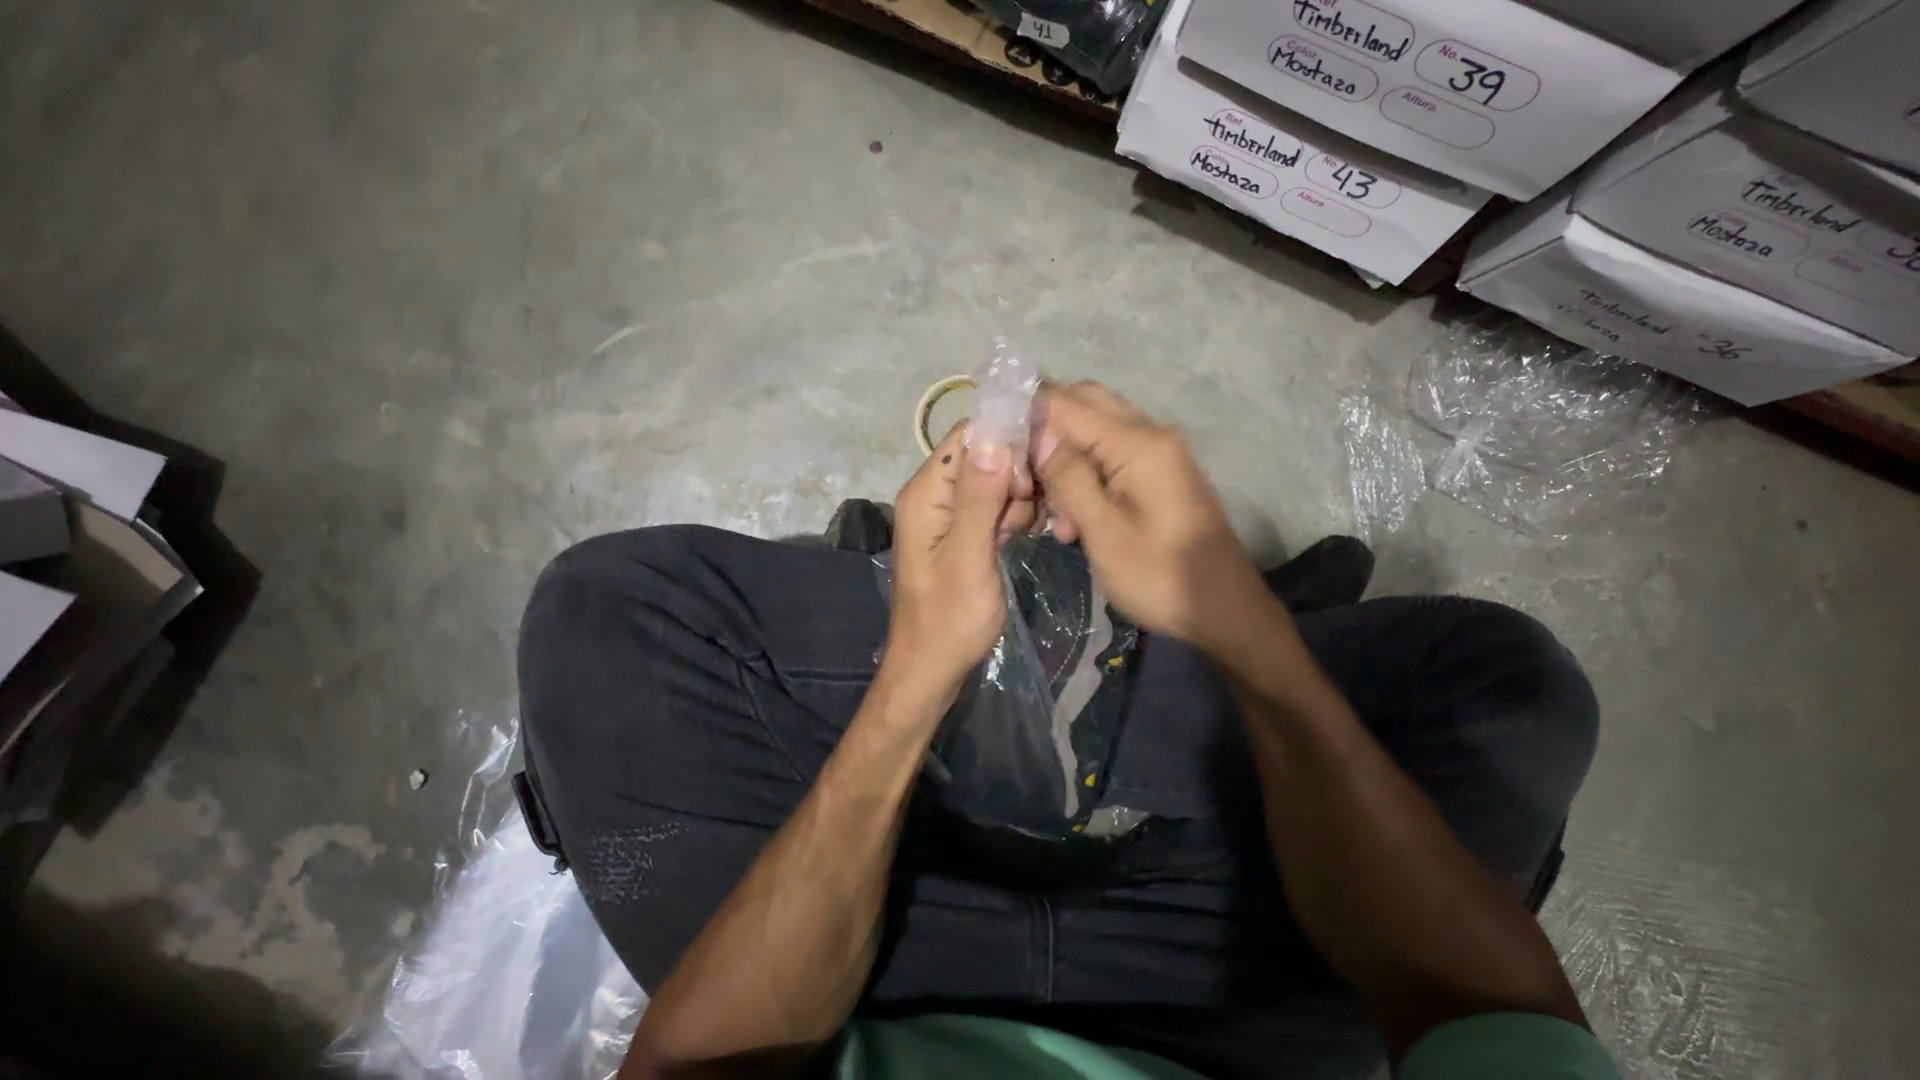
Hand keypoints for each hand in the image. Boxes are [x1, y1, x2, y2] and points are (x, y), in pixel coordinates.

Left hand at [886, 423, 1020, 696]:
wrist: (933, 668)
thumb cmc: (949, 619)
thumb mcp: (968, 559)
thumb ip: (979, 500)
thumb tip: (995, 440)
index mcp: (926, 492)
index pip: (970, 435)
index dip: (1007, 445)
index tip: (1034, 478)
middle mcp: (933, 494)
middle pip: (987, 454)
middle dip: (1017, 476)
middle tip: (1027, 519)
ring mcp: (948, 513)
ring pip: (998, 480)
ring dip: (1020, 500)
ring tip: (1023, 534)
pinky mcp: (964, 531)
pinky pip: (996, 505)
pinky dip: (1014, 516)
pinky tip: (1022, 538)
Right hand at [1034, 381, 1269, 649]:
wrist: (1223, 610)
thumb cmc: (1159, 576)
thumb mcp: (1103, 531)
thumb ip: (1068, 477)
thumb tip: (1037, 435)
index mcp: (1137, 443)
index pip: (1066, 403)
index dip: (1025, 413)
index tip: (991, 440)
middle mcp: (1150, 434)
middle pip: (1084, 403)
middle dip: (1044, 429)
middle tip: (1014, 468)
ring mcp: (1159, 453)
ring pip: (1097, 430)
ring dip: (1064, 456)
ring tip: (1043, 506)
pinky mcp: (1160, 475)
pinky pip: (1113, 455)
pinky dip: (1085, 473)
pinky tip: (1069, 518)